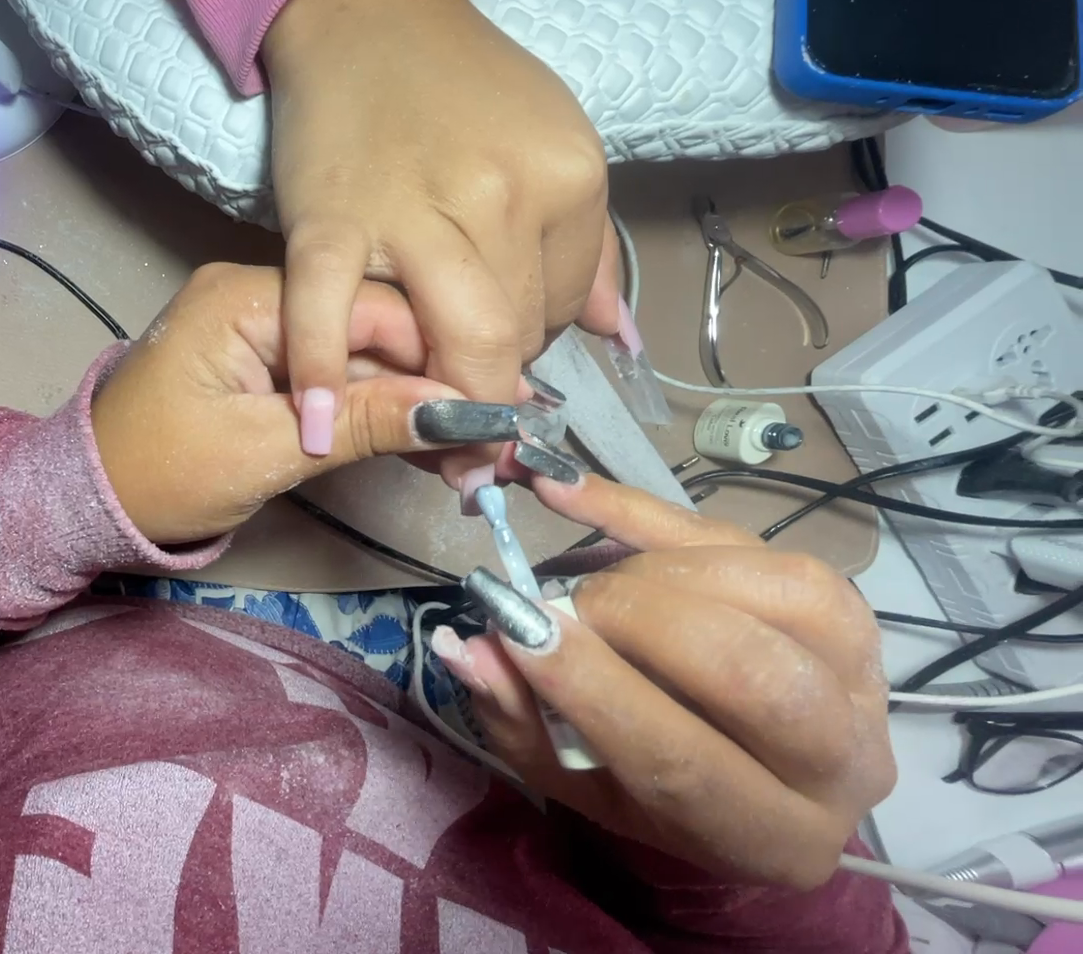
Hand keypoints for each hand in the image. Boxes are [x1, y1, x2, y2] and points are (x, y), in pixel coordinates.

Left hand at [90, 263, 468, 544]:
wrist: (96, 497)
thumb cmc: (164, 473)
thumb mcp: (264, 451)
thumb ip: (360, 424)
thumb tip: (460, 412)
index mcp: (246, 296)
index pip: (369, 309)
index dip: (437, 361)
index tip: (494, 413)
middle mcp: (258, 292)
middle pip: (368, 328)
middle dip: (428, 387)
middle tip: (492, 442)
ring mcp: (260, 326)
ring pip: (355, 354)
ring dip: (406, 404)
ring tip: (468, 452)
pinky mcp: (261, 360)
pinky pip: (330, 375)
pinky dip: (369, 409)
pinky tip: (419, 439)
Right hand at [262, 0, 620, 477]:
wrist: (363, 21)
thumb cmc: (457, 90)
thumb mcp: (549, 143)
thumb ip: (587, 244)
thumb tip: (616, 335)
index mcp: (567, 176)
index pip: (562, 307)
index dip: (527, 347)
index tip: (491, 350)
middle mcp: (501, 196)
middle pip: (511, 335)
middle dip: (490, 392)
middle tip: (468, 425)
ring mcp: (409, 212)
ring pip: (447, 339)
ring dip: (437, 396)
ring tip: (423, 430)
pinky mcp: (327, 224)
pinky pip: (328, 312)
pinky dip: (324, 374)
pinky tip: (319, 428)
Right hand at [434, 475, 895, 888]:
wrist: (725, 761)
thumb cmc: (633, 780)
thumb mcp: (560, 769)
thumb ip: (513, 713)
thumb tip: (463, 646)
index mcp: (761, 831)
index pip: (683, 760)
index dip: (592, 687)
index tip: (515, 628)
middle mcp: (838, 763)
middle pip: (751, 674)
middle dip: (633, 618)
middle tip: (559, 602)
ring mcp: (859, 676)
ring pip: (780, 593)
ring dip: (656, 571)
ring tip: (589, 580)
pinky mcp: (836, 604)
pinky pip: (748, 538)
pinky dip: (645, 510)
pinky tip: (567, 491)